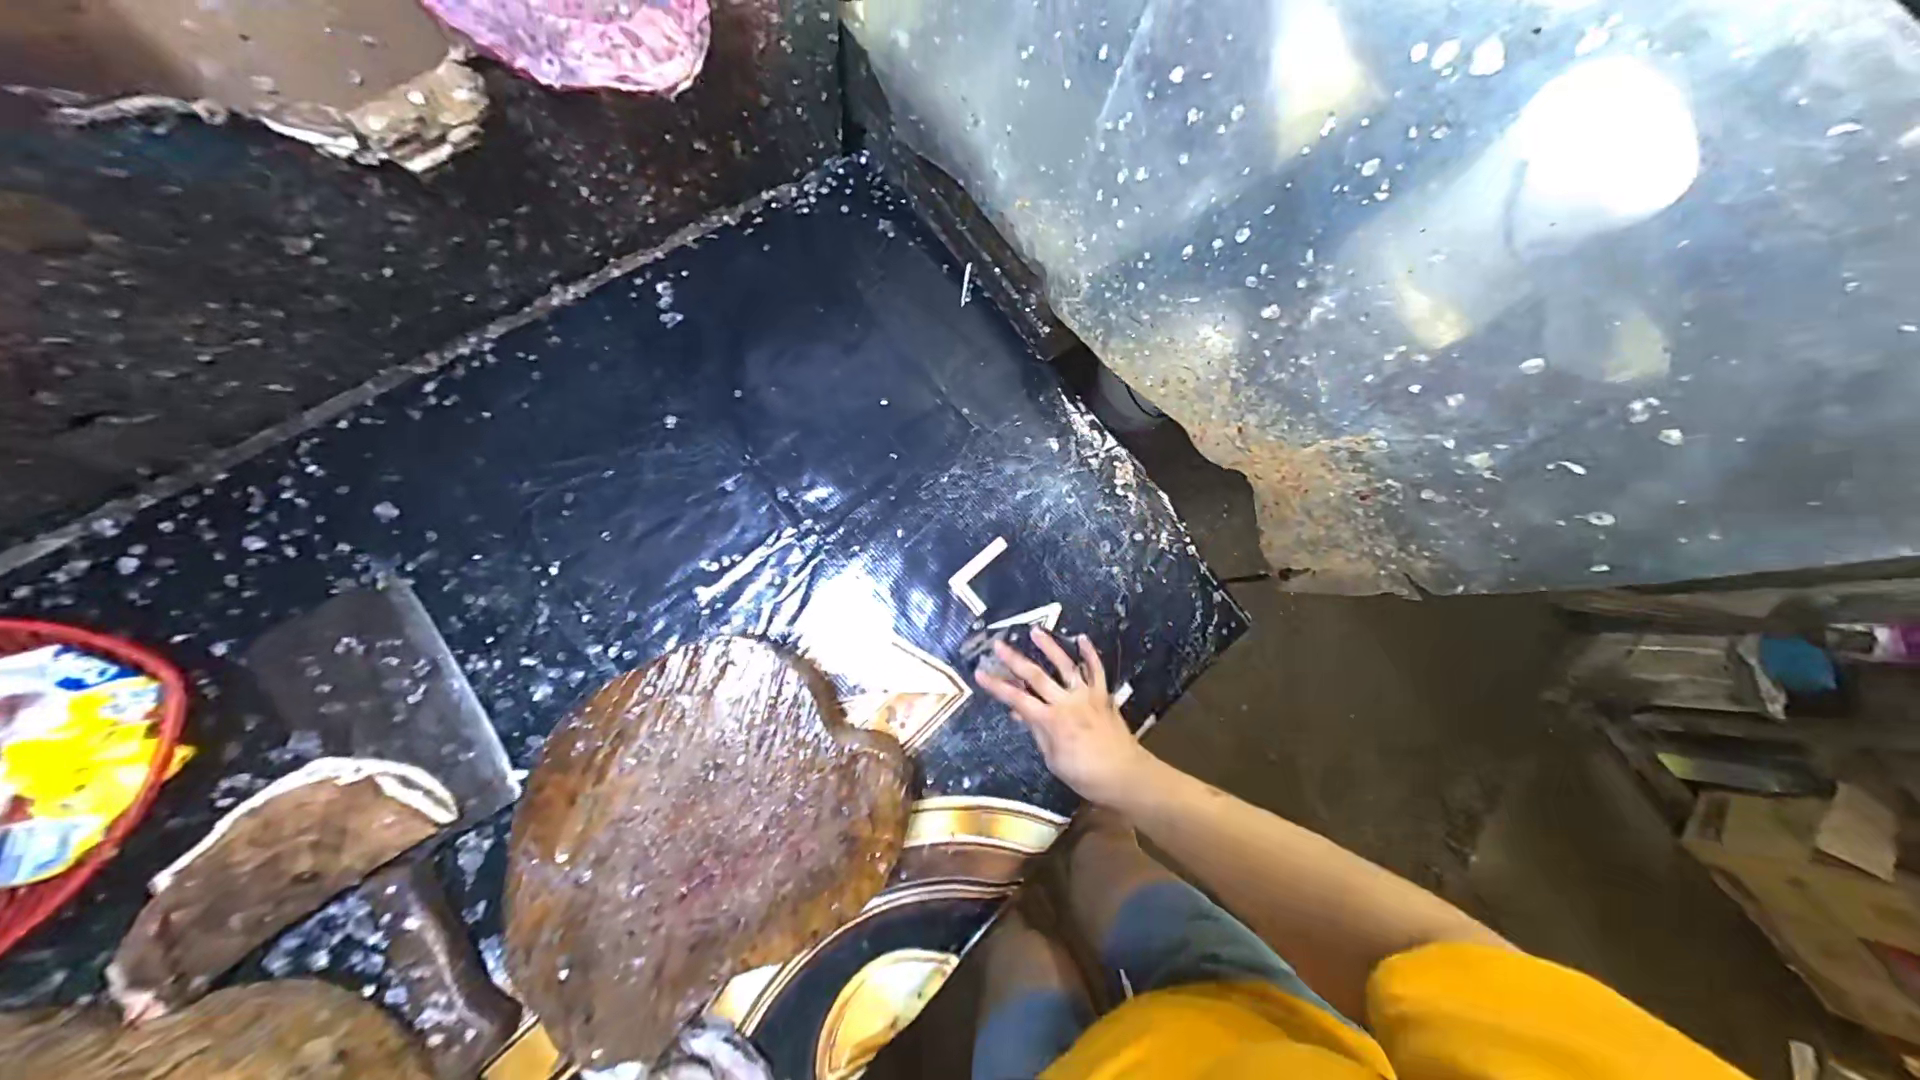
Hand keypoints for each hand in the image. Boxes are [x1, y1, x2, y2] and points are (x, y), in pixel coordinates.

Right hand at [974, 628, 1160, 807]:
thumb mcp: (1053, 760)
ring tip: (1036, 630)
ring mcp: (1087, 696)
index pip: (1017, 699)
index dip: (997, 686)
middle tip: (998, 645)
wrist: (1126, 776)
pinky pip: (1097, 671)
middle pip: (1036, 676)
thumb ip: (1038, 733)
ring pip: (1066, 666)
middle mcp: (1067, 702)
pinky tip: (1082, 639)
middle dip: (1015, 660)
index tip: (980, 673)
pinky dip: (1090, 654)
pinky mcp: (1103, 696)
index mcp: (1051, 721)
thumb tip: (1020, 714)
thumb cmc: (1086, 776)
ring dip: (1050, 647)